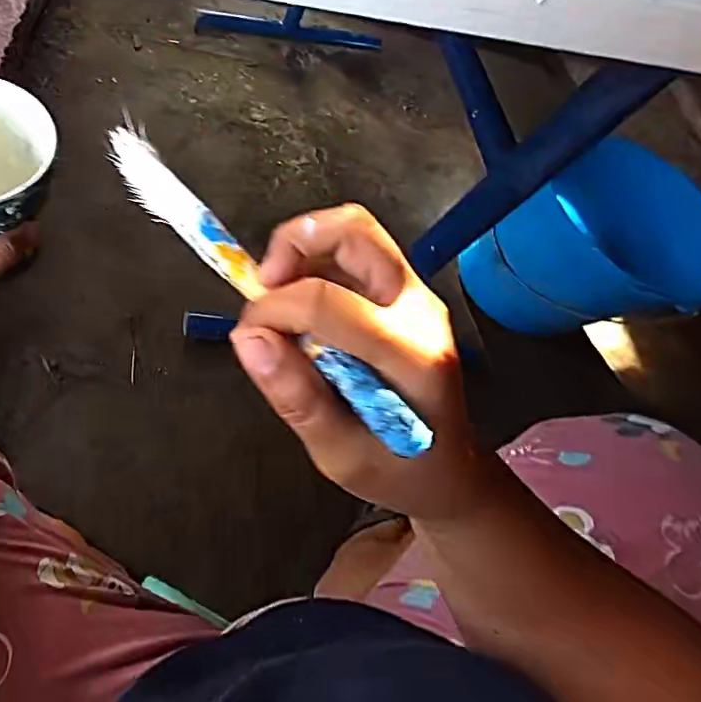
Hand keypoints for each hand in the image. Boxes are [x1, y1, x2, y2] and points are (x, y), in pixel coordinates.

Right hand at [232, 205, 497, 521]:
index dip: (275, 309)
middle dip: (295, 241)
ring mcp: (414, 294)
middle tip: (263, 282)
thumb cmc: (401, 471)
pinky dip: (313, 260)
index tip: (249, 333)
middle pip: (355, 232)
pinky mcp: (402, 290)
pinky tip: (298, 302)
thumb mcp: (341, 456)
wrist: (451, 469)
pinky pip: (353, 250)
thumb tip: (249, 340)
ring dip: (303, 248)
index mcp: (410, 355)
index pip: (329, 302)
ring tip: (277, 292)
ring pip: (354, 230)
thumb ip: (296, 396)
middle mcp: (418, 309)